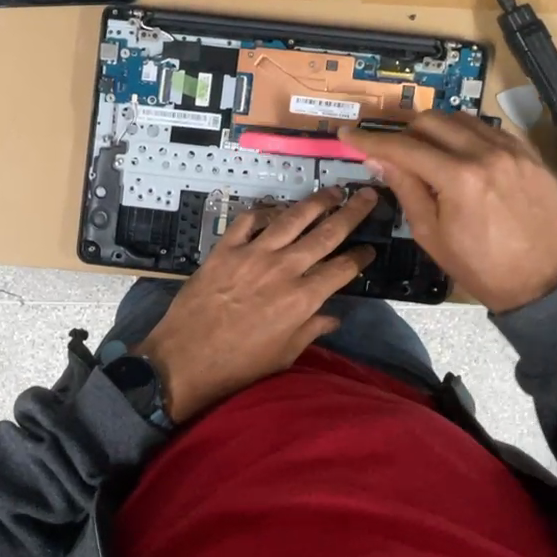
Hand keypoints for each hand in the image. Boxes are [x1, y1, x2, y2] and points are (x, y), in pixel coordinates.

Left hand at [135, 186, 379, 422]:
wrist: (186, 358)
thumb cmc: (238, 364)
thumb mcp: (284, 354)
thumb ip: (311, 330)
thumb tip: (333, 317)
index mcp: (302, 299)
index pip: (342, 269)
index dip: (360, 257)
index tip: (369, 249)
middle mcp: (282, 269)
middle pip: (326, 234)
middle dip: (351, 213)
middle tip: (368, 196)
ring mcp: (252, 255)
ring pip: (291, 219)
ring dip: (316, 202)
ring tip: (333, 191)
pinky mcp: (224, 249)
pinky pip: (248, 220)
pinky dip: (264, 210)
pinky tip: (276, 208)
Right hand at [342, 112, 556, 312]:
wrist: (536, 281)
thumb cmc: (475, 265)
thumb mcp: (429, 232)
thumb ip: (405, 188)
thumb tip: (377, 159)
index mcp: (459, 178)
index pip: (404, 147)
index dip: (370, 139)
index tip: (348, 133)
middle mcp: (488, 154)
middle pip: (431, 121)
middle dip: (404, 133)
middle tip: (394, 153)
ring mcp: (514, 152)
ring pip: (462, 119)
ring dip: (436, 130)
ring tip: (428, 154)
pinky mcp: (530, 156)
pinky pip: (490, 129)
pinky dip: (467, 135)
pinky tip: (460, 156)